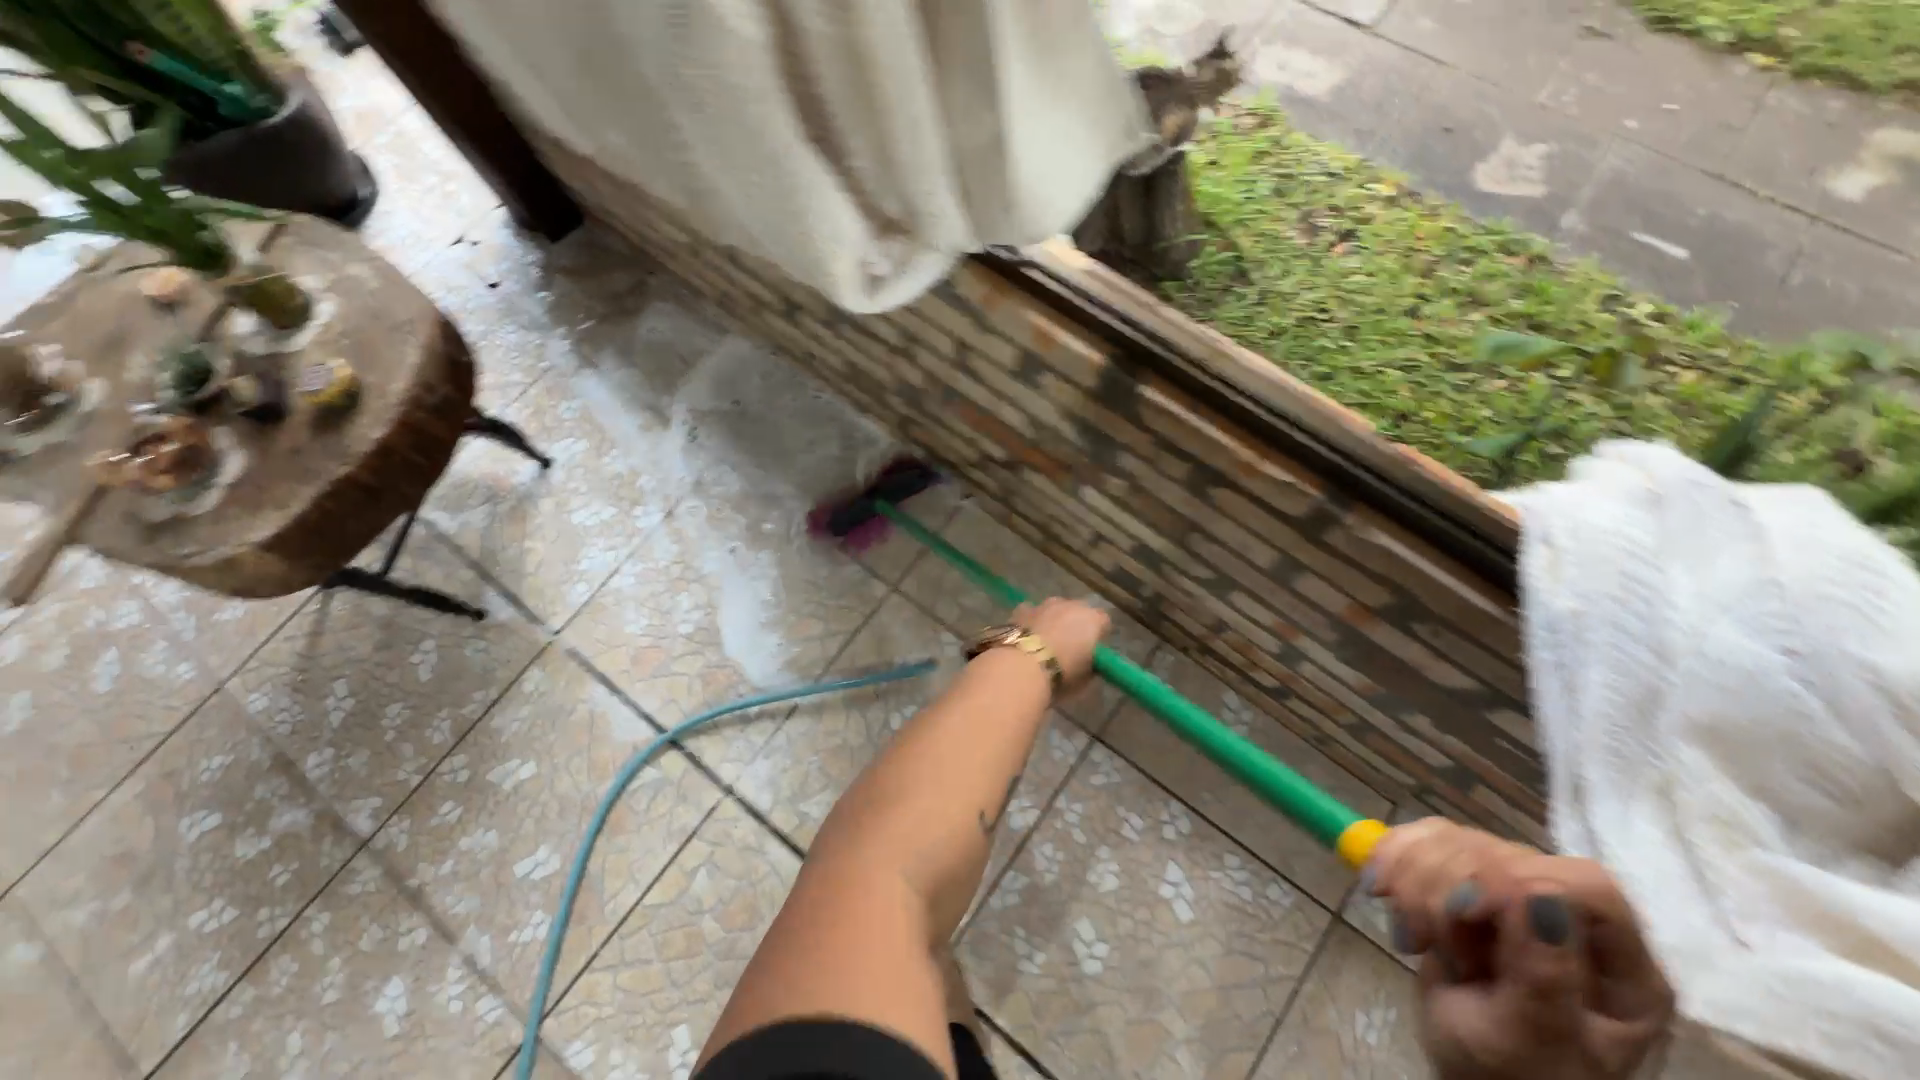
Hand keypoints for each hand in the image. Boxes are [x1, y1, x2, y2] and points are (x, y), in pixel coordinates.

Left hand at [1013, 597, 1108, 690]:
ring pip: (1054, 610)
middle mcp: (1070, 605)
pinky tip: (1025, 638)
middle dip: (1075, 626)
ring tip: (1044, 645)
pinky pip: (1032, 613)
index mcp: (1093, 619)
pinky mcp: (1021, 608)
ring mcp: (1044, 604)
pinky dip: (1031, 622)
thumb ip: (1090, 665)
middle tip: (1068, 648)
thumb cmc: (1061, 673)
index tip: (1092, 652)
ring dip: (1052, 622)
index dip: (1098, 637)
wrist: (1022, 666)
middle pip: (1077, 612)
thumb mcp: (1085, 678)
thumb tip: (1088, 664)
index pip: (1103, 622)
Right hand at [1364, 819, 1673, 1079]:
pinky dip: (1393, 856)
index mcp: (1618, 963)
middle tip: (1423, 943)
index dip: (1519, 880)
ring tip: (1410, 936)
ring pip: (1460, 840)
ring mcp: (1515, 894)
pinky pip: (1427, 840)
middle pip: (1508, 853)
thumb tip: (1538, 894)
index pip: (1582, 886)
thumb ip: (1543, 974)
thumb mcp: (1533, 1041)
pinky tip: (1380, 888)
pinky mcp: (1466, 883)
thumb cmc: (1513, 1078)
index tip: (1464, 912)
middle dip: (1448, 888)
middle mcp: (1571, 916)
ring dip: (1414, 877)